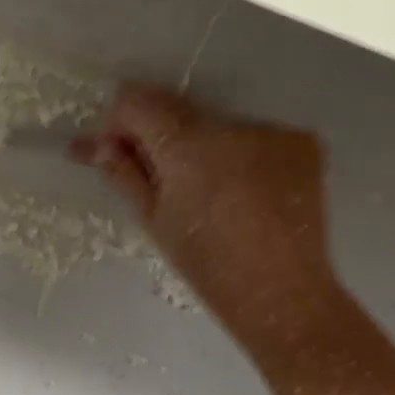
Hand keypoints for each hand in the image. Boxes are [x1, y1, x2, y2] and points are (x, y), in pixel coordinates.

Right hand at [72, 83, 331, 311]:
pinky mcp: (302, 142)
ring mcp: (272, 131)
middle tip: (156, 173)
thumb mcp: (153, 219)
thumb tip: (92, 144)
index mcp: (187, 146)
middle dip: (158, 134)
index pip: (137, 100)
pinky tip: (242, 189)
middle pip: (177, 109)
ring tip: (205, 188)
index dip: (119, 122)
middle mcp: (231, 126)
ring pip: (215, 123)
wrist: (282, 294)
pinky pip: (254, 135)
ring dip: (200, 145)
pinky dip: (240, 153)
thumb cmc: (207, 264)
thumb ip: (123, 171)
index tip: (117, 151)